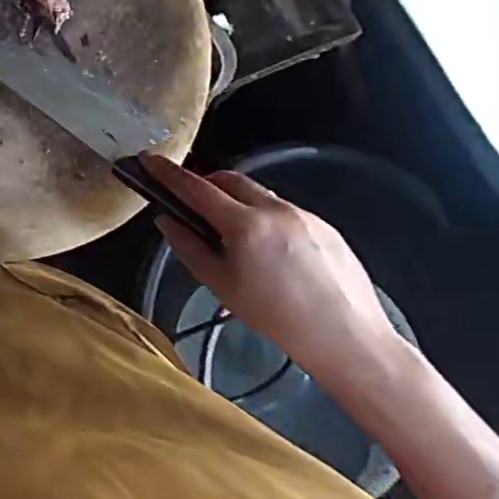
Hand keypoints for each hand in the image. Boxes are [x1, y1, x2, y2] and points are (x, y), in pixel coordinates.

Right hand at [140, 152, 401, 360]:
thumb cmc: (280, 319)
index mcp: (245, 224)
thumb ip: (188, 248)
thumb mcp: (221, 286)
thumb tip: (167, 222)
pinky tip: (272, 253)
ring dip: (238, 203)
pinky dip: (266, 219)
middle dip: (206, 185)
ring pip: (258, 194)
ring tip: (236, 240)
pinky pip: (285, 210)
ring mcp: (303, 213)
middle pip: (228, 179)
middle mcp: (275, 209)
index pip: (196, 187)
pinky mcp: (324, 223)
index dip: (168, 173)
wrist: (347, 337)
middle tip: (193, 206)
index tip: (151, 161)